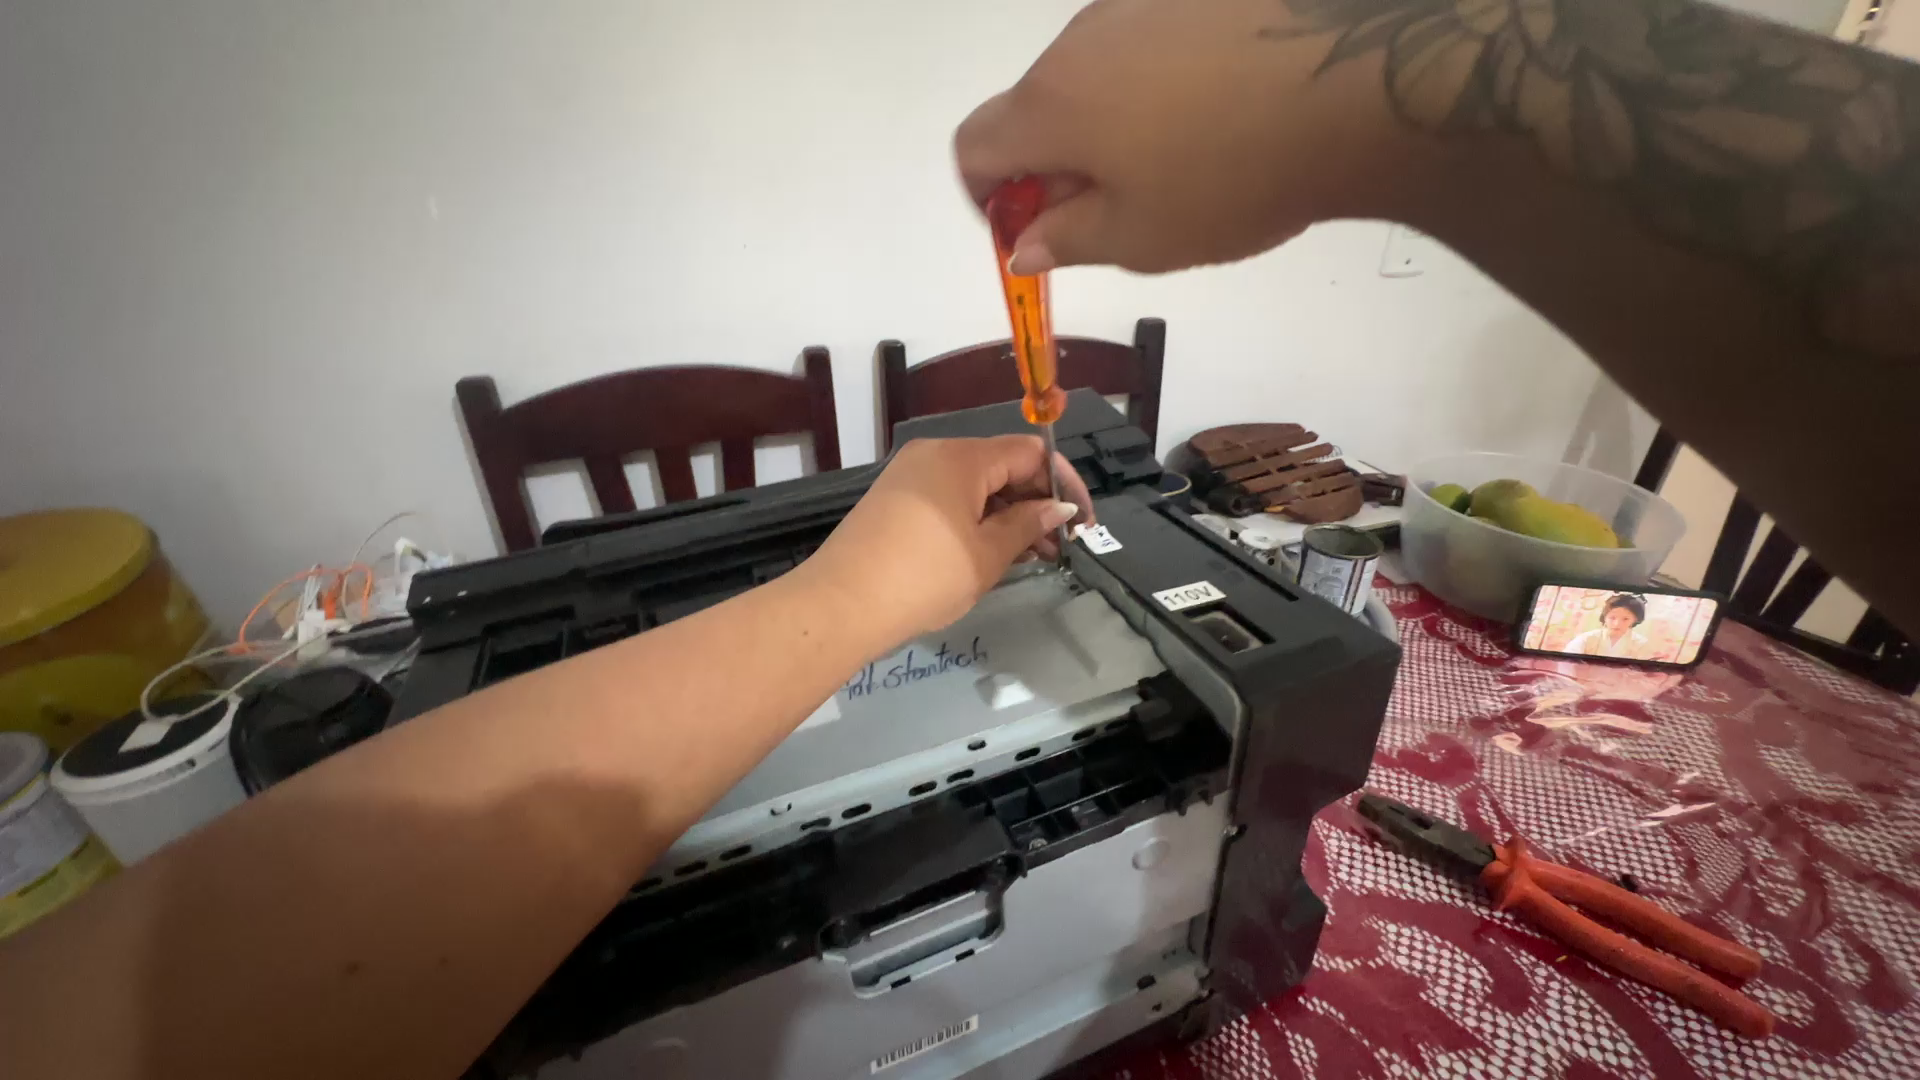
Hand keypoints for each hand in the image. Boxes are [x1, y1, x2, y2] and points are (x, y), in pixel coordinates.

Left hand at [797, 436, 1092, 644]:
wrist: (842, 605)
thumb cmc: (924, 577)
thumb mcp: (987, 554)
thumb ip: (1028, 525)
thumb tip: (1059, 509)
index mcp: (961, 457)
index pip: (1029, 452)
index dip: (1062, 484)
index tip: (1081, 522)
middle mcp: (935, 454)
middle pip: (1002, 466)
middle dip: (1036, 503)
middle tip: (1058, 547)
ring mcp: (911, 476)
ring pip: (976, 485)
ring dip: (1008, 515)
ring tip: (1033, 556)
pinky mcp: (896, 500)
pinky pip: (950, 499)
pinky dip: (977, 520)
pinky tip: (995, 552)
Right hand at [954, 0, 1402, 273]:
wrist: (1360, 82)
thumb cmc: (1229, 182)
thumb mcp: (1137, 238)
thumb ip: (1065, 241)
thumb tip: (1023, 247)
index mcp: (1052, 104)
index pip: (971, 148)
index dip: (987, 198)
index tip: (1034, 226)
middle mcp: (1081, 38)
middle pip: (1031, 109)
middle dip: (1049, 166)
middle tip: (1111, 211)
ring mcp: (1139, 2)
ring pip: (1090, 77)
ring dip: (1102, 127)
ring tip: (1175, 164)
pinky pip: (1144, 45)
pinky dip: (1150, 89)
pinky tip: (1212, 115)